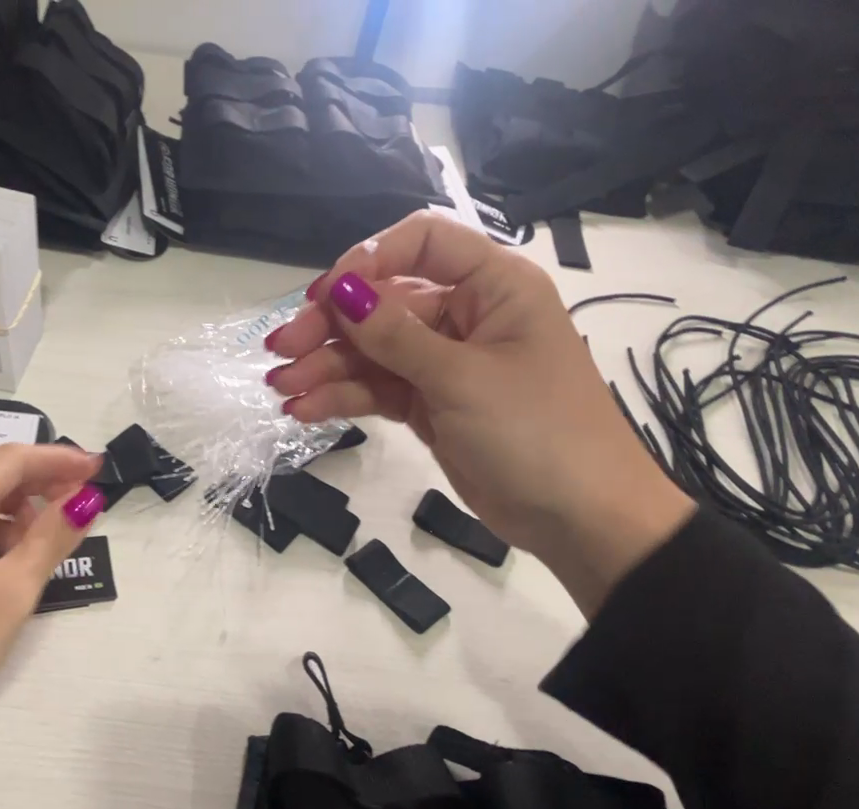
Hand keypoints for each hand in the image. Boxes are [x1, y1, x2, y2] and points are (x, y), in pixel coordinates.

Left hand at [0, 444, 105, 725]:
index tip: (99, 470)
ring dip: (16, 506)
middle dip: (40, 478)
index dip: (59, 458)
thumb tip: (87, 498)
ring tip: (47, 541)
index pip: (13, 458)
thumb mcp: (10, 594)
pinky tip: (10, 558)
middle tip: (82, 501)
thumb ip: (51, 539)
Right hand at [265, 210, 693, 616]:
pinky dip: (344, 398)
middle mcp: (466, 315)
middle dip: (331, 326)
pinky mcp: (430, 406)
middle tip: (280, 352)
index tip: (326, 296)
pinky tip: (306, 410)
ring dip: (327, 369)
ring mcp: (445, 364)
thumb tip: (341, 292)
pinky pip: (379, 390)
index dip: (370, 259)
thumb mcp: (462, 377)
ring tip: (282, 391)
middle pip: (385, 303)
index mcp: (494, 286)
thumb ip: (396, 335)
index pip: (424, 243)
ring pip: (373, 352)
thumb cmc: (536, 430)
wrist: (578, 515)